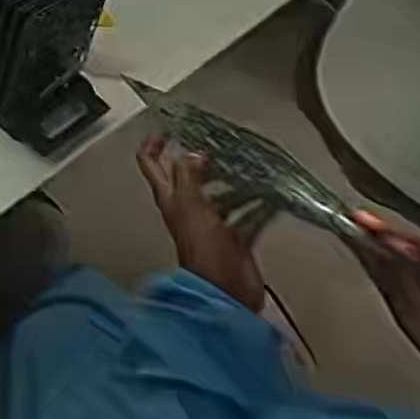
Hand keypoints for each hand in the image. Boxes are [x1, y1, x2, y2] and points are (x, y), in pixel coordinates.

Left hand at [138, 134, 264, 310]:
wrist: (226, 288)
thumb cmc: (202, 245)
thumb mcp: (190, 205)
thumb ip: (189, 177)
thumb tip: (192, 153)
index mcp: (168, 195)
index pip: (150, 162)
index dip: (153, 144)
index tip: (167, 130)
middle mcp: (185, 204)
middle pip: (185, 174)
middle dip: (197, 159)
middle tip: (218, 146)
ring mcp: (209, 220)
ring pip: (217, 193)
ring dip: (230, 180)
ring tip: (248, 166)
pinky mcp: (233, 236)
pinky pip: (244, 214)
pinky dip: (255, 205)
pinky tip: (269, 196)